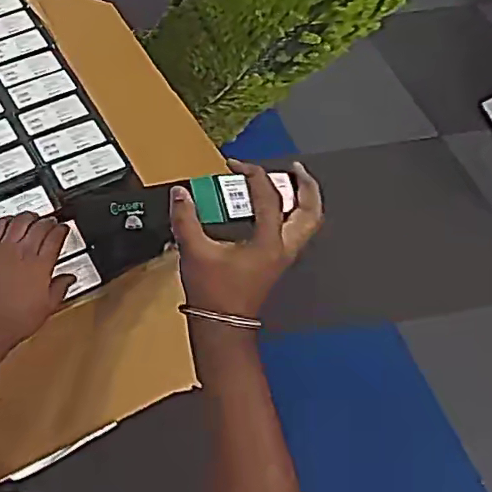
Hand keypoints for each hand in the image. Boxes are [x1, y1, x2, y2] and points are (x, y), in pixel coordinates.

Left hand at [0, 213, 75, 349]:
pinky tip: (10, 221)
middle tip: (52, 222)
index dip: (62, 229)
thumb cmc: (16, 319)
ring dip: (29, 217)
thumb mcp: (47, 307)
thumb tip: (69, 279)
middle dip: (49, 221)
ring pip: (20, 221)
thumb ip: (60, 288)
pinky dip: (7, 220)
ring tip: (33, 217)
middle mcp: (24, 253)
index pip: (55, 237)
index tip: (64, 228)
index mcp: (41, 266)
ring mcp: (5, 249)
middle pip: (40, 225)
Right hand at [172, 160, 322, 318]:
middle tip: (294, 169)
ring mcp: (281, 257)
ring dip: (301, 201)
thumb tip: (181, 194)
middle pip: (310, 213)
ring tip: (289, 184)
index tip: (236, 166)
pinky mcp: (274, 262)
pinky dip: (289, 215)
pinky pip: (292, 232)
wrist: (221, 325)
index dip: (253, 175)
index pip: (269, 198)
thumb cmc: (213, 294)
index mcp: (268, 243)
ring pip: (306, 224)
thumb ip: (186, 218)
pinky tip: (270, 209)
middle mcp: (282, 249)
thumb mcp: (195, 250)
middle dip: (306, 187)